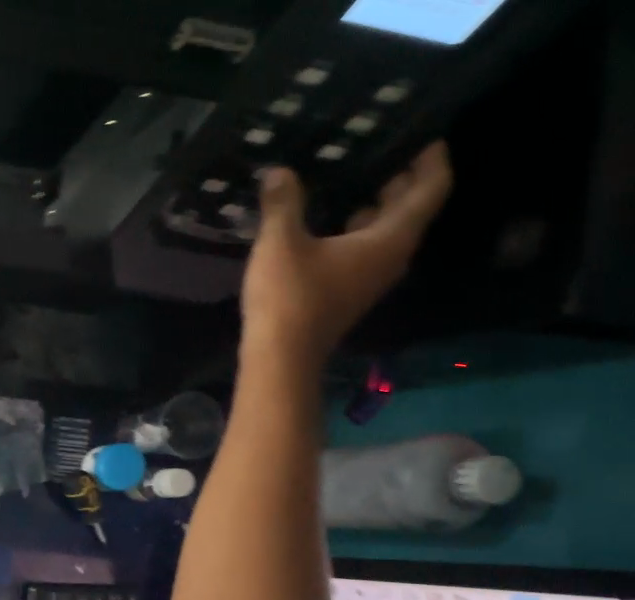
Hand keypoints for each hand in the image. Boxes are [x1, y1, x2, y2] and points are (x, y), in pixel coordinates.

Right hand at [242, 141, 454, 363]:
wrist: (280, 354)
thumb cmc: (289, 295)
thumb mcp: (280, 243)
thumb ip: (283, 205)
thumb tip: (278, 171)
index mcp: (390, 237)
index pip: (432, 187)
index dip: (432, 158)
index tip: (421, 134)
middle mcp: (392, 254)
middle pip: (410, 207)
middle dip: (399, 178)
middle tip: (378, 151)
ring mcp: (372, 275)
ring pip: (386, 229)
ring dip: (375, 204)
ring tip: (349, 180)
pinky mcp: (350, 289)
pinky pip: (365, 248)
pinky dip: (355, 228)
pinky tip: (326, 221)